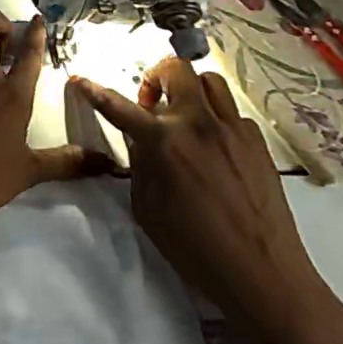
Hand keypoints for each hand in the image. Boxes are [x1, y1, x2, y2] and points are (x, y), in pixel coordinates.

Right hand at [71, 59, 329, 332]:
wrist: (262, 274)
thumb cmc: (195, 247)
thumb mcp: (147, 207)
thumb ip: (140, 165)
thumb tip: (141, 143)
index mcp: (164, 142)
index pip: (118, 106)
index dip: (94, 90)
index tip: (80, 80)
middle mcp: (198, 124)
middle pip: (175, 69)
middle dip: (156, 76)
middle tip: (150, 102)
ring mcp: (232, 130)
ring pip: (209, 80)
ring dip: (190, 89)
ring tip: (184, 113)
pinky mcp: (258, 143)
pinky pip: (233, 112)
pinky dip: (218, 118)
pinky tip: (215, 144)